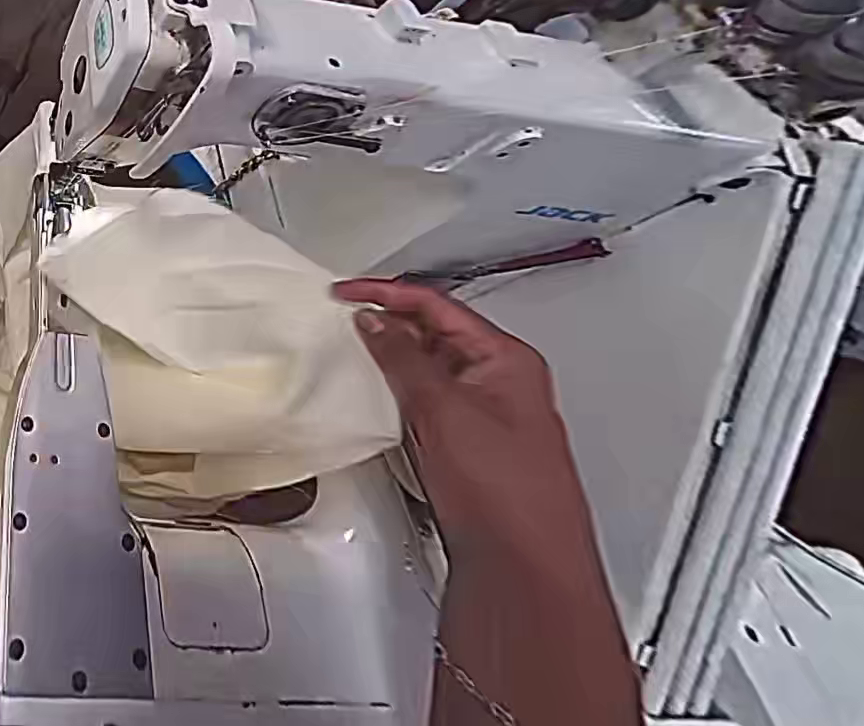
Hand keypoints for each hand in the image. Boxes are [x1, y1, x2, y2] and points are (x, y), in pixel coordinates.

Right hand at [334, 279, 595, 555]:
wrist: (521, 571)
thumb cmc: (507, 495)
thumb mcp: (443, 409)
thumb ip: (402, 357)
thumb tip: (373, 320)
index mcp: (505, 359)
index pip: (436, 305)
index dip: (386, 293)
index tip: (346, 291)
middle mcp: (494, 379)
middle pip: (430, 332)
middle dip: (385, 323)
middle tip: (342, 319)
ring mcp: (477, 410)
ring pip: (422, 365)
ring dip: (386, 357)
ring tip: (350, 353)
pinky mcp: (459, 438)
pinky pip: (419, 397)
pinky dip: (392, 389)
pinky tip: (370, 394)